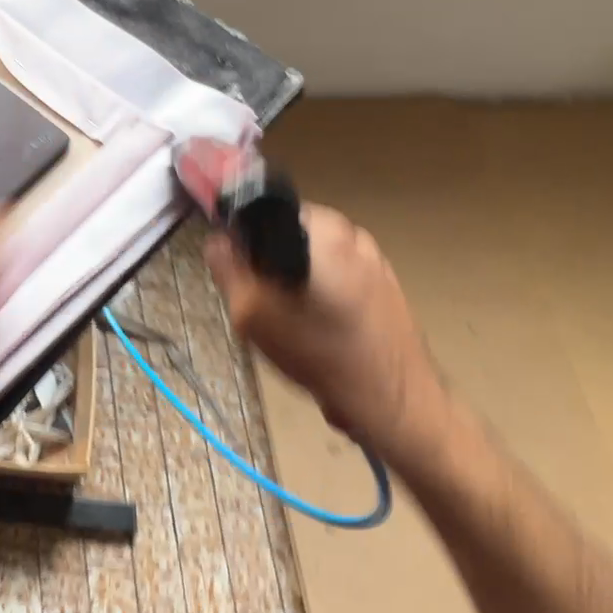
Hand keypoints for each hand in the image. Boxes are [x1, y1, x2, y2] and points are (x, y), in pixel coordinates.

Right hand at [206, 202, 447, 459]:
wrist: (394, 403)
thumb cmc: (320, 354)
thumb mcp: (252, 312)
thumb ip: (227, 267)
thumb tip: (218, 239)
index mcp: (321, 228)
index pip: (261, 209)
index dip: (241, 237)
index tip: (238, 271)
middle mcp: (351, 231)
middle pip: (287, 232)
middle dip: (270, 260)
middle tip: (263, 302)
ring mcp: (374, 256)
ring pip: (312, 255)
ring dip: (297, 277)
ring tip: (294, 319)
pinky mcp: (386, 282)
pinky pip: (337, 273)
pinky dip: (323, 291)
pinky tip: (321, 328)